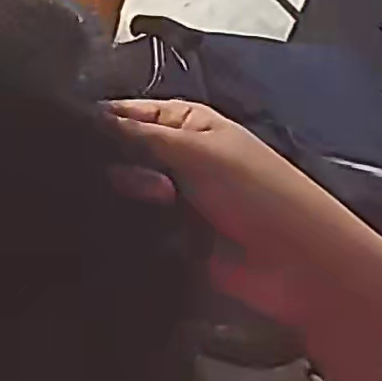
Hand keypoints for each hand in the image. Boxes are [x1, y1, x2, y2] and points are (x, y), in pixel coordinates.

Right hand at [106, 100, 381, 374]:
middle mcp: (175, 152)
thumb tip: (90, 120)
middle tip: (142, 175)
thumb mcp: (199, 150)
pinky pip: (131, 217)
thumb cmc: (262, 195)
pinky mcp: (167, 230)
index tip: (77, 130)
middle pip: (120, 147)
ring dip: (129, 190)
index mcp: (186, 121)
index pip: (127, 110)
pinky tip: (136, 220)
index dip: (102, 119)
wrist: (304, 270)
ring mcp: (172, 193)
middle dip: (118, 159)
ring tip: (158, 201)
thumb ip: (140, 134)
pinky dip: (128, 218)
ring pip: (123, 183)